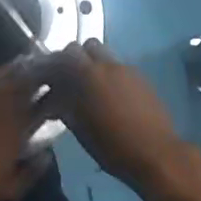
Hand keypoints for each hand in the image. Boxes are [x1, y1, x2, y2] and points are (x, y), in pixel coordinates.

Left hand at [0, 66, 48, 200]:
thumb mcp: (10, 193)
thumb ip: (32, 173)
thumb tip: (48, 153)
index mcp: (14, 133)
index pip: (37, 109)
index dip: (50, 97)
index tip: (60, 89)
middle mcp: (0, 114)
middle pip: (22, 88)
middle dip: (37, 76)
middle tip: (47, 67)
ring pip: (5, 81)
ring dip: (19, 70)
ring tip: (29, 62)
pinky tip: (3, 72)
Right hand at [41, 39, 185, 188]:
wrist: (155, 153)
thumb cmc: (113, 147)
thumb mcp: (81, 130)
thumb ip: (65, 106)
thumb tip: (54, 98)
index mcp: (89, 75)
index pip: (63, 56)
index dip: (51, 65)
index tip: (45, 79)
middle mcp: (107, 64)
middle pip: (83, 47)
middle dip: (72, 59)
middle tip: (66, 81)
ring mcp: (125, 68)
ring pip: (101, 53)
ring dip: (90, 63)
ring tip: (87, 88)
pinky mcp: (139, 76)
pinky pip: (116, 65)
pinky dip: (106, 73)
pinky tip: (108, 96)